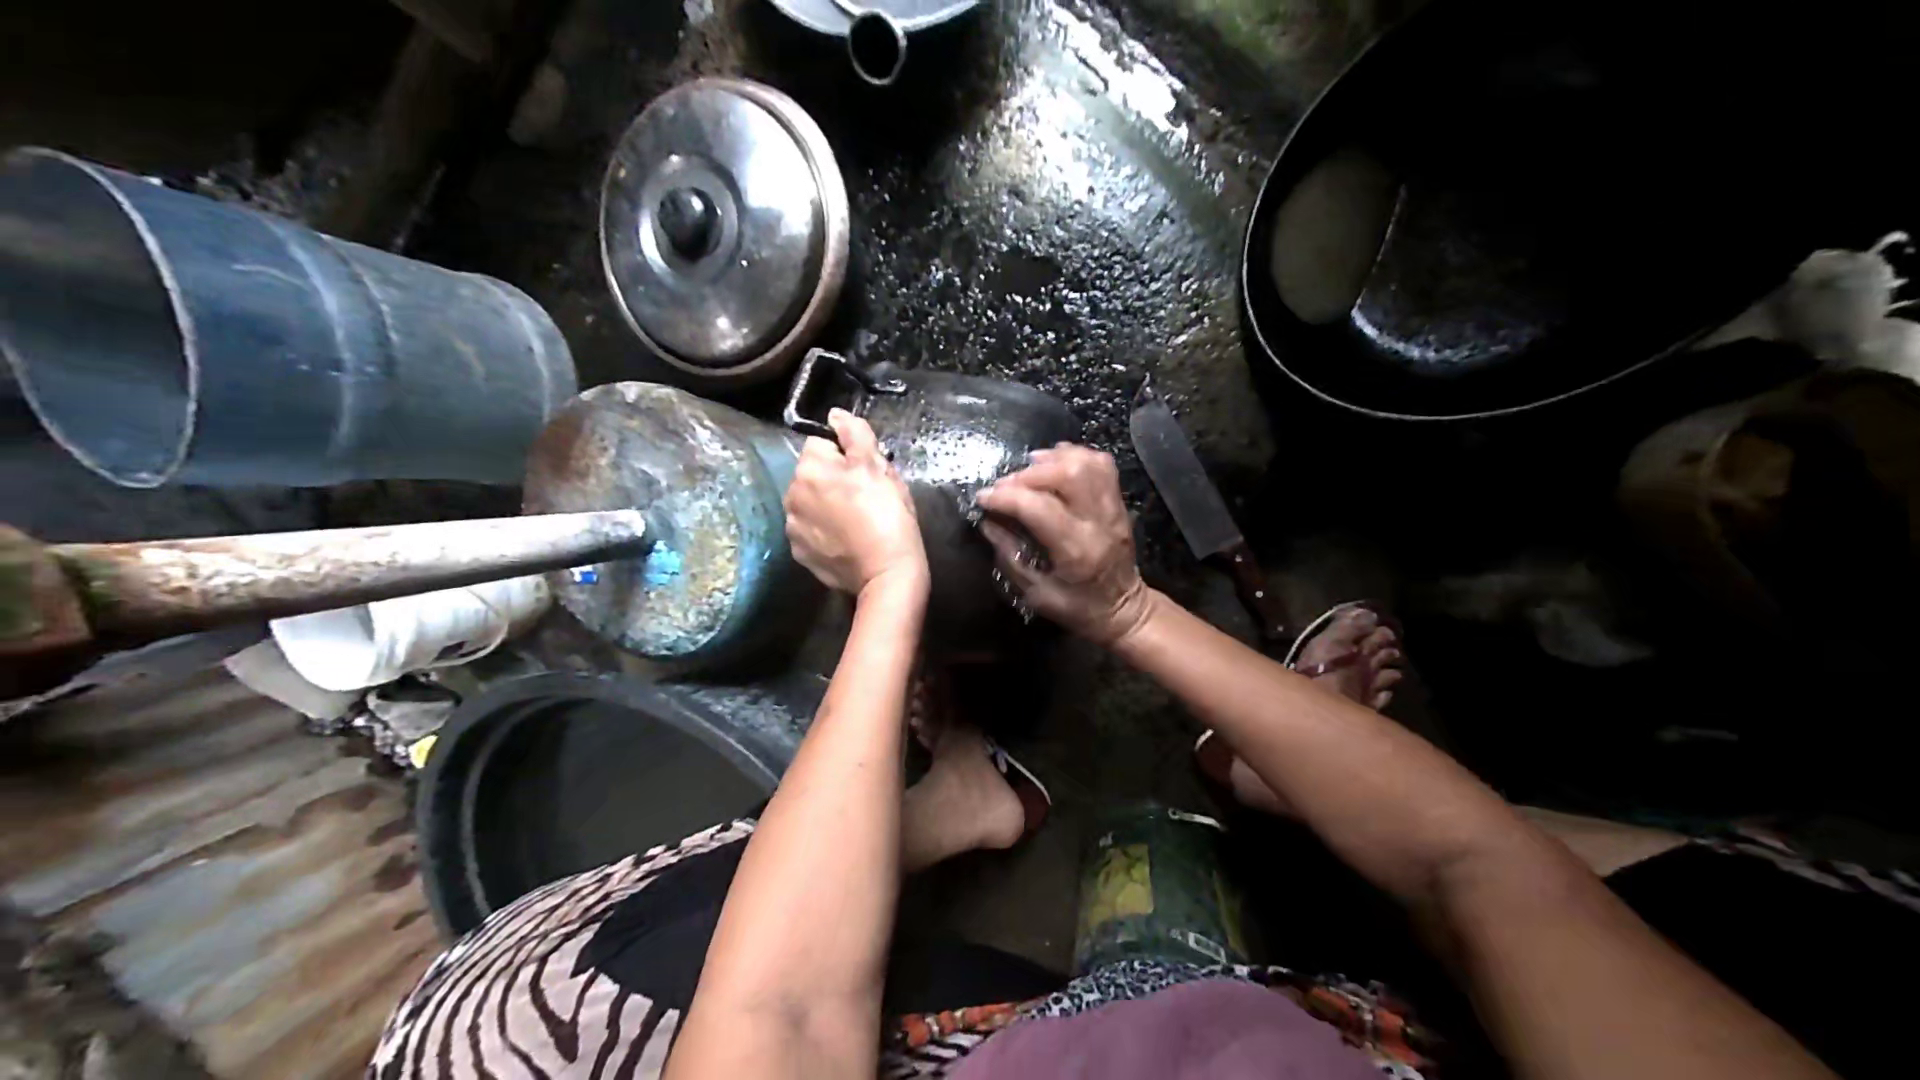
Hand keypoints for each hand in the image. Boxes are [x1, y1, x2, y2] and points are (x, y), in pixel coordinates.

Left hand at [784, 409, 928, 596]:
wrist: (886, 573)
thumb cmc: (887, 514)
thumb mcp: (879, 466)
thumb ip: (855, 434)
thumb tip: (835, 414)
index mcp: (809, 468)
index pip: (822, 444)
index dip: (846, 455)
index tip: (866, 473)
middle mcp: (791, 495)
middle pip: (813, 474)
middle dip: (834, 480)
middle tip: (865, 497)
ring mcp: (793, 528)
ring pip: (811, 503)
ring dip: (827, 506)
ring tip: (857, 521)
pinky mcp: (800, 554)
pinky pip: (811, 531)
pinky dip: (825, 533)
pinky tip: (847, 540)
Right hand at [975, 444, 1152, 644]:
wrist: (1124, 610)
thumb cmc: (1078, 607)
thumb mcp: (1036, 593)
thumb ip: (1009, 555)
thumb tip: (988, 522)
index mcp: (1076, 551)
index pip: (1040, 507)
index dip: (1006, 496)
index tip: (983, 497)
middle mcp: (1098, 523)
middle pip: (1070, 473)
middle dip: (1029, 473)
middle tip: (1007, 485)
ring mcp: (1113, 509)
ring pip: (1088, 463)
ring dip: (1053, 459)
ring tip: (1029, 469)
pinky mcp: (1118, 502)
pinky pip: (1102, 465)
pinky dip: (1075, 455)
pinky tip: (1054, 464)